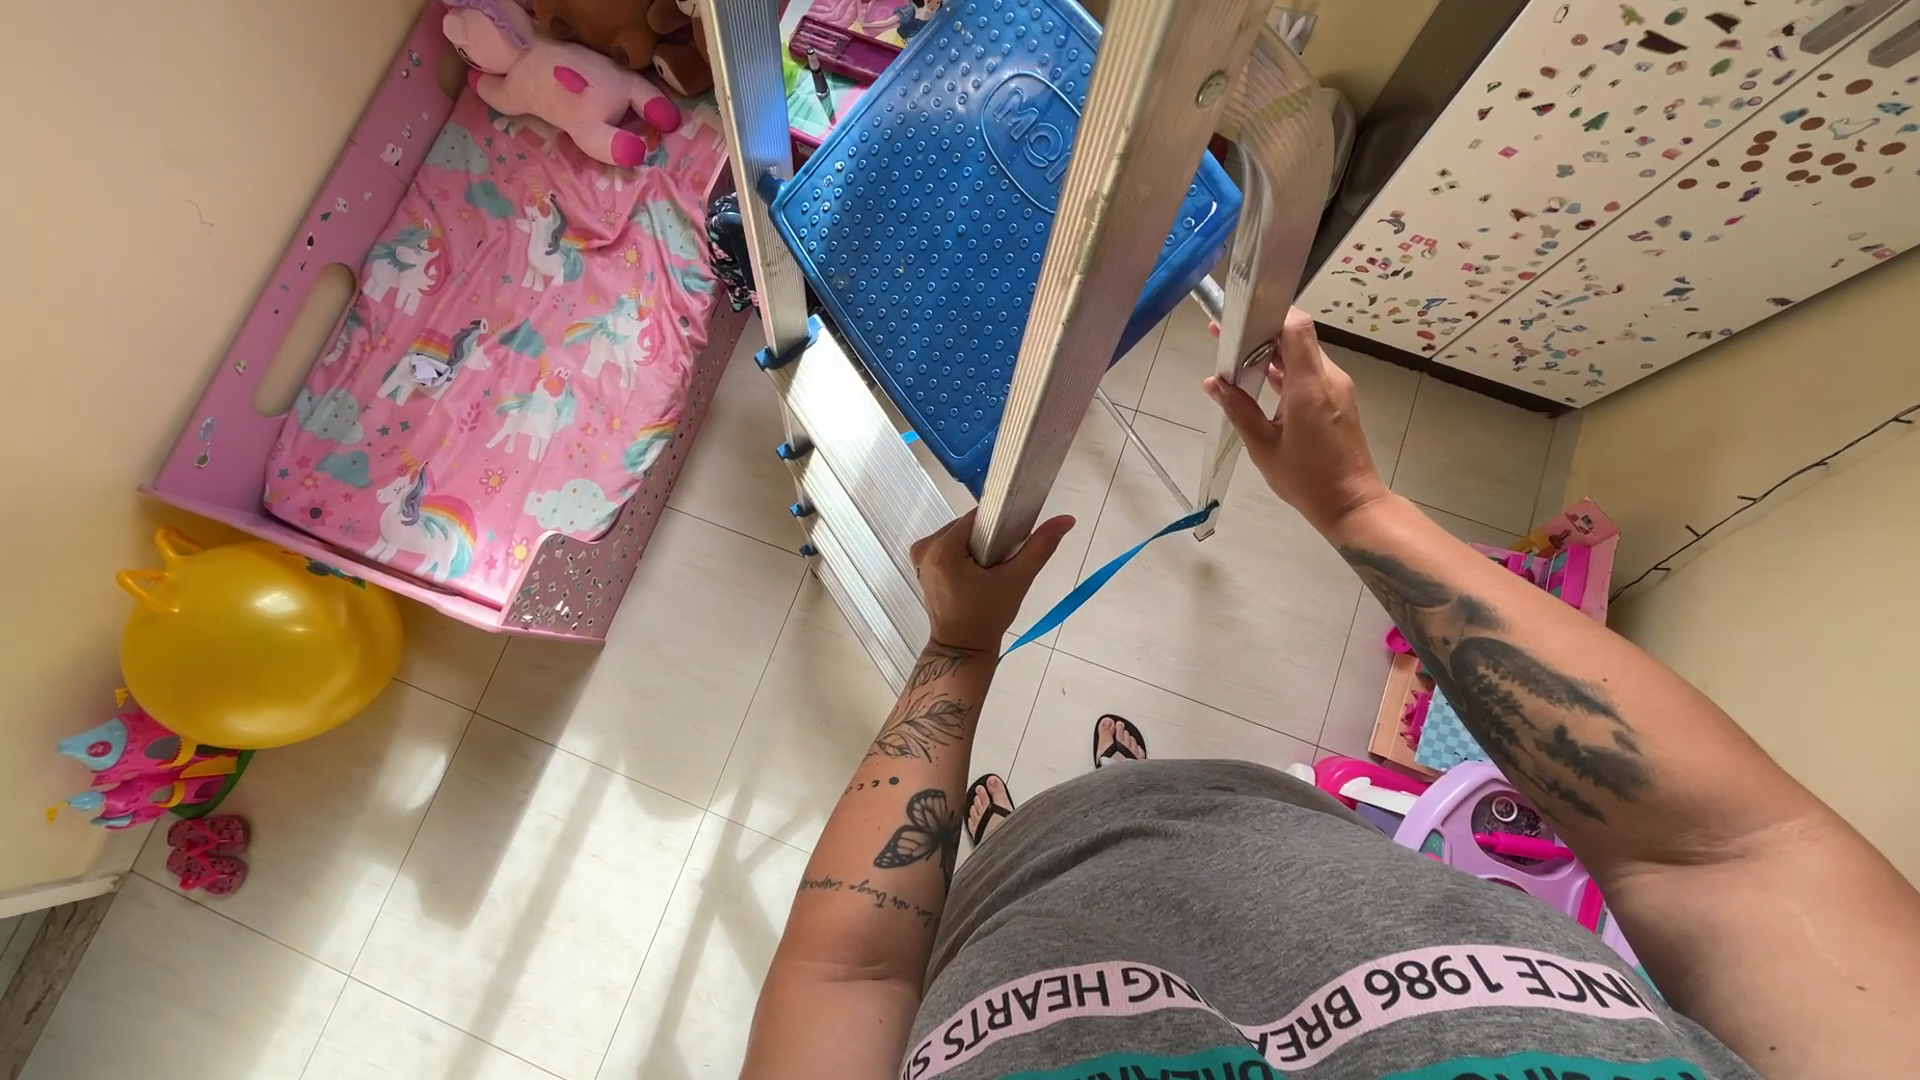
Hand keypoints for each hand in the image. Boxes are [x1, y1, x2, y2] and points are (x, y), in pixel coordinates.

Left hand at [909, 510, 1074, 652]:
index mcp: (942, 549)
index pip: (976, 518)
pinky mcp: (921, 566)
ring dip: (977, 546)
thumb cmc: (987, 617)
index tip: (1013, 543)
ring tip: (991, 570)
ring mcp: (920, 557)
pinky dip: (964, 554)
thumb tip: (1066, 520)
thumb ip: (1040, 547)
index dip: (999, 526)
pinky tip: (977, 573)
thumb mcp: (1017, 581)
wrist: (962, 649)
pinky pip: (949, 546)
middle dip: (987, 538)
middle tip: (1002, 563)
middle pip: (966, 526)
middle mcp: (925, 548)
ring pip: (959, 535)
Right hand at [1203, 307, 1389, 535]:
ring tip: (1232, 358)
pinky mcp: (1334, 399)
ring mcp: (1334, 388)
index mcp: (1310, 385)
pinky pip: (1306, 374)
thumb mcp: (1262, 446)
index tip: (1238, 316)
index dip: (1269, 314)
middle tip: (1223, 336)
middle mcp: (1328, 378)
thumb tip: (1213, 383)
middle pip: (1295, 337)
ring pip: (1300, 355)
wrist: (1351, 503)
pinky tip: (1255, 381)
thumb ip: (1238, 409)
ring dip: (1268, 353)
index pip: (1295, 327)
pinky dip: (1281, 371)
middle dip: (1259, 333)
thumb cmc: (1305, 479)